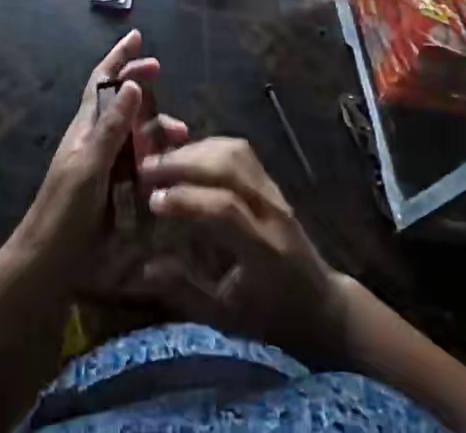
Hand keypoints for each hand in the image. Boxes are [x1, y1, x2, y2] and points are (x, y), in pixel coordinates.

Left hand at [6, 31, 186, 280]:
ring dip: (156, 125)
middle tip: (161, 71)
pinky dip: (157, 154)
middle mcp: (95, 139)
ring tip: (183, 133)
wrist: (50, 259)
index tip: (137, 37)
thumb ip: (111, 127)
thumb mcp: (89, 166)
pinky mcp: (114, 188)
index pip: (101, 82)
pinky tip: (174, 163)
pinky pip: (139, 160)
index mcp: (85, 128)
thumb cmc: (65, 209)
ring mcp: (105, 164)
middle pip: (120, 101)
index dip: (118, 58)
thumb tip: (131, 84)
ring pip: (134, 132)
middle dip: (139, 83)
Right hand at [139, 137, 346, 357]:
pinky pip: (240, 151)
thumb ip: (186, 290)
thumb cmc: (271, 316)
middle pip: (230, 167)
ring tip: (162, 161)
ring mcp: (275, 192)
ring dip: (194, 150)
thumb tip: (145, 265)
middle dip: (184, 163)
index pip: (226, 208)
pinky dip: (208, 147)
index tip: (153, 201)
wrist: (321, 304)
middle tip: (146, 170)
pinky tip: (186, 157)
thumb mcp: (226, 318)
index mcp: (265, 249)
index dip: (186, 199)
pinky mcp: (272, 182)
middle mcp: (273, 212)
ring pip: (235, 152)